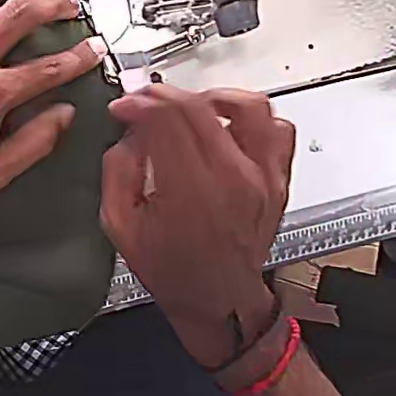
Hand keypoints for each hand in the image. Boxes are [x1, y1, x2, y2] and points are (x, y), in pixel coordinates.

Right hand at [100, 86, 294, 366]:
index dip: (139, 104)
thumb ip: (117, 172)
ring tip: (189, 107)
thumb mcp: (120, 226)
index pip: (167, 118)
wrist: (218, 298)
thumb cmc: (173, 269)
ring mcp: (261, 177)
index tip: (125, 108)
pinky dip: (252, 118)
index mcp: (190, 190)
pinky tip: (228, 126)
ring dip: (211, 97)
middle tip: (145, 104)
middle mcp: (232, 178)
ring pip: (247, 106)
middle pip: (199, 106)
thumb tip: (128, 135)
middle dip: (163, 96)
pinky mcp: (278, 180)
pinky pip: (277, 129)